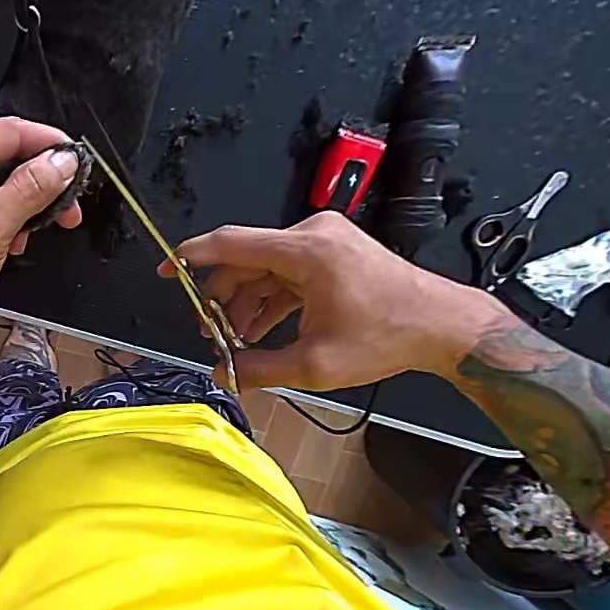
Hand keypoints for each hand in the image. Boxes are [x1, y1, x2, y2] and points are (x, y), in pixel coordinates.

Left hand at [0, 117, 83, 327]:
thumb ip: (32, 188)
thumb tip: (62, 162)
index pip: (10, 131)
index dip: (50, 146)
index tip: (78, 163)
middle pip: (4, 153)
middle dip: (40, 181)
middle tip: (67, 207)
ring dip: (23, 202)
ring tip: (36, 229)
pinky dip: (4, 214)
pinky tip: (12, 237)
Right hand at [163, 212, 529, 389]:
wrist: (440, 326)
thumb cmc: (389, 335)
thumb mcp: (315, 364)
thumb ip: (259, 369)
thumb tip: (223, 373)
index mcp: (306, 250)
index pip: (232, 243)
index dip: (193, 257)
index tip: (169, 270)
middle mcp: (313, 236)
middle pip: (246, 260)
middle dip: (222, 297)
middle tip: (208, 331)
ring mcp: (325, 243)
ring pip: (266, 269)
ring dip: (247, 303)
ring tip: (234, 339)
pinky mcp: (333, 256)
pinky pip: (288, 274)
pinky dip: (271, 299)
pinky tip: (259, 329)